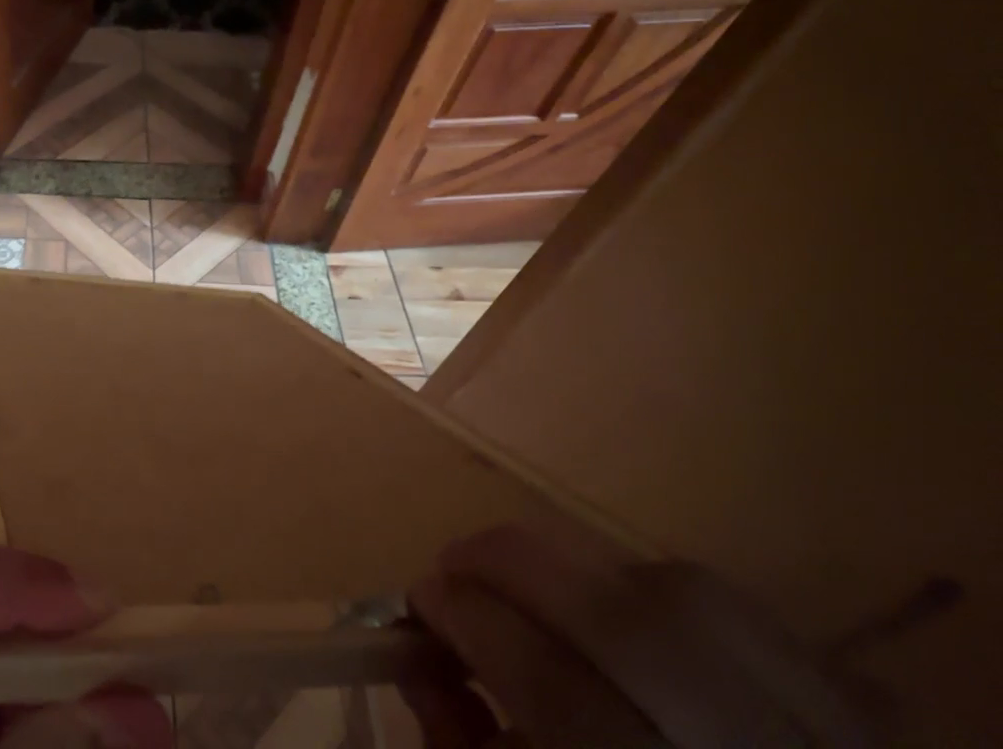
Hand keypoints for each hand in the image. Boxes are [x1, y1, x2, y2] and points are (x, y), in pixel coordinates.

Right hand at [399, 526, 875, 747]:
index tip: (423, 595)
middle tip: (456, 560)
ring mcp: (840, 737)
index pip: (560, 691)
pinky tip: (628, 624)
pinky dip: (664, 596)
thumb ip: (462, 745)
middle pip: (633, 621)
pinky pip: (748, 614)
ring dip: (589, 575)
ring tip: (538, 597)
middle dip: (515, 564)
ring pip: (696, 598)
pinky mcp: (873, 713)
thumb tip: (418, 657)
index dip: (475, 624)